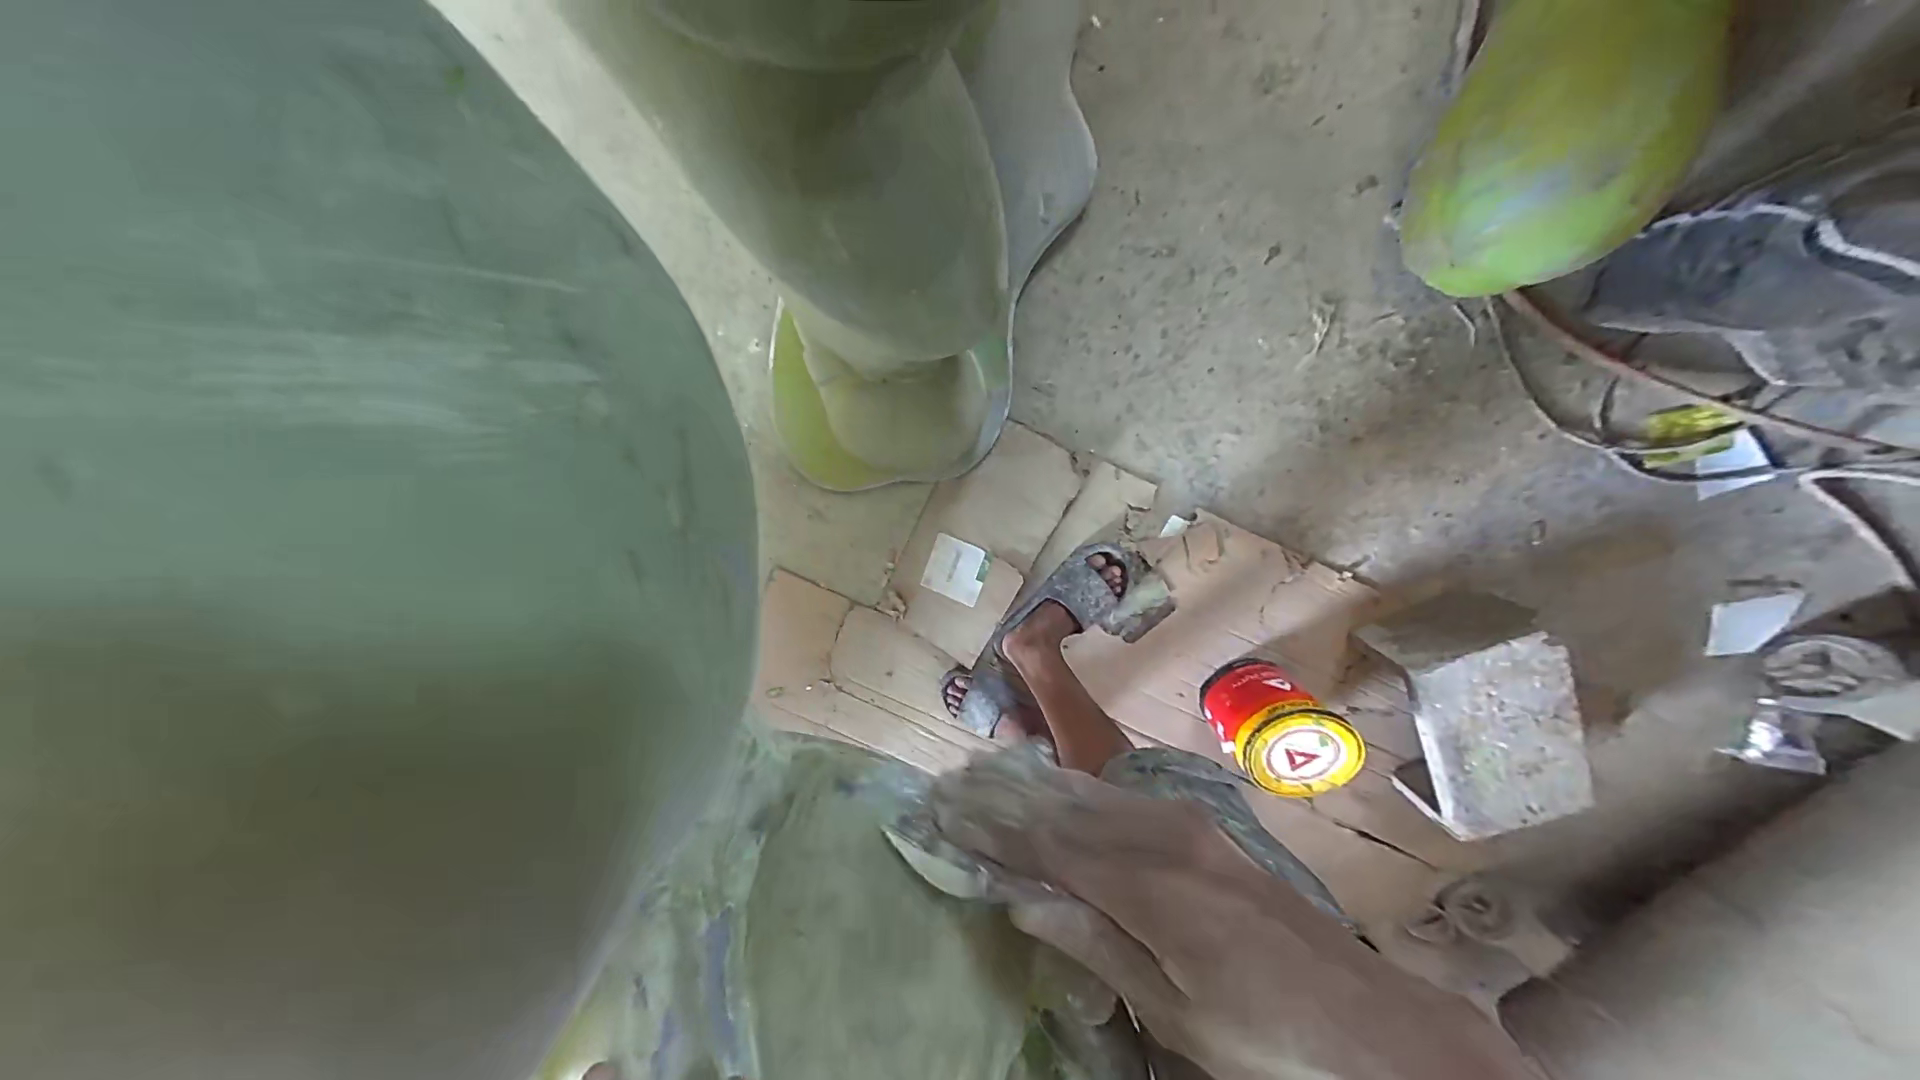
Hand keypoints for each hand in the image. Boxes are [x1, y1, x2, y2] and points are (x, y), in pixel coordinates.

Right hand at [930, 752, 1537, 1079]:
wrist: (1373, 1024)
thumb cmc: (1264, 1037)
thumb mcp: (1171, 1011)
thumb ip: (1093, 941)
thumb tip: (1020, 896)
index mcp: (1150, 886)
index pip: (1049, 842)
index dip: (993, 826)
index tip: (945, 809)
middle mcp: (1163, 835)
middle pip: (1065, 806)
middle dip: (1006, 796)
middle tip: (953, 785)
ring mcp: (1186, 823)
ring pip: (1092, 793)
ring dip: (1038, 789)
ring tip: (989, 781)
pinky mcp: (1202, 827)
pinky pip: (1123, 800)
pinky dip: (1078, 796)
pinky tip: (1057, 794)